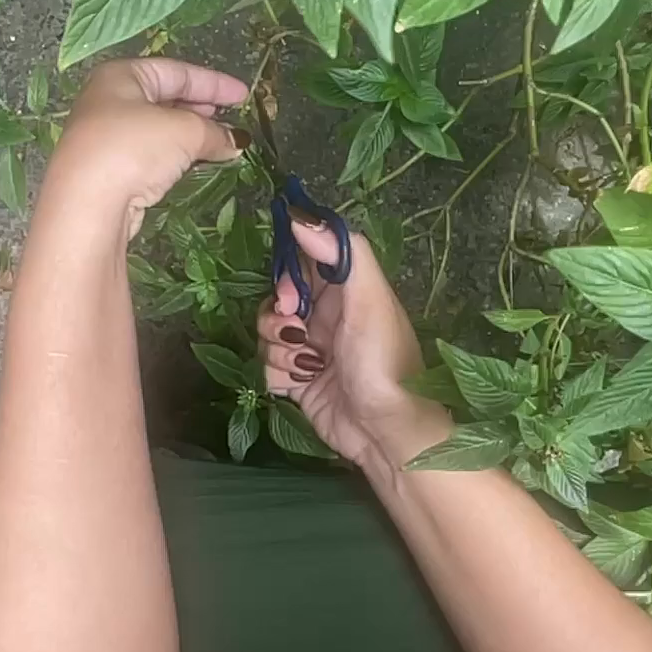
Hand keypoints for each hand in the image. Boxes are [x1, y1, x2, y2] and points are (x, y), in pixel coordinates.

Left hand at [42, 58, 249, 236]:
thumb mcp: (185, 131)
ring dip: (189, 135)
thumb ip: (214, 132)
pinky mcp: (107, 172)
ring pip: (156, 129)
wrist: (88, 205)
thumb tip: (234, 142)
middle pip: (163, 98)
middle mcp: (107, 102)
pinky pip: (148, 155)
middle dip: (200, 108)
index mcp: (120, 76)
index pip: (176, 71)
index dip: (213, 82)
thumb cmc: (132, 150)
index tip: (243, 95)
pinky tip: (190, 164)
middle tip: (229, 117)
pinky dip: (173, 156)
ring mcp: (104, 138)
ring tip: (217, 143)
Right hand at [256, 222, 453, 471]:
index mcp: (346, 292)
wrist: (386, 435)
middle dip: (277, 316)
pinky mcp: (296, 383)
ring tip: (306, 367)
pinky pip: (265, 368)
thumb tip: (300, 215)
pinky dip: (276, 377)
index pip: (301, 263)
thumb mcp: (371, 300)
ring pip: (267, 334)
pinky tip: (298, 387)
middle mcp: (325, 318)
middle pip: (276, 299)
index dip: (286, 275)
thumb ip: (341, 253)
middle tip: (295, 334)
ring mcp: (309, 351)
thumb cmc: (384, 363)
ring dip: (277, 351)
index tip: (289, 295)